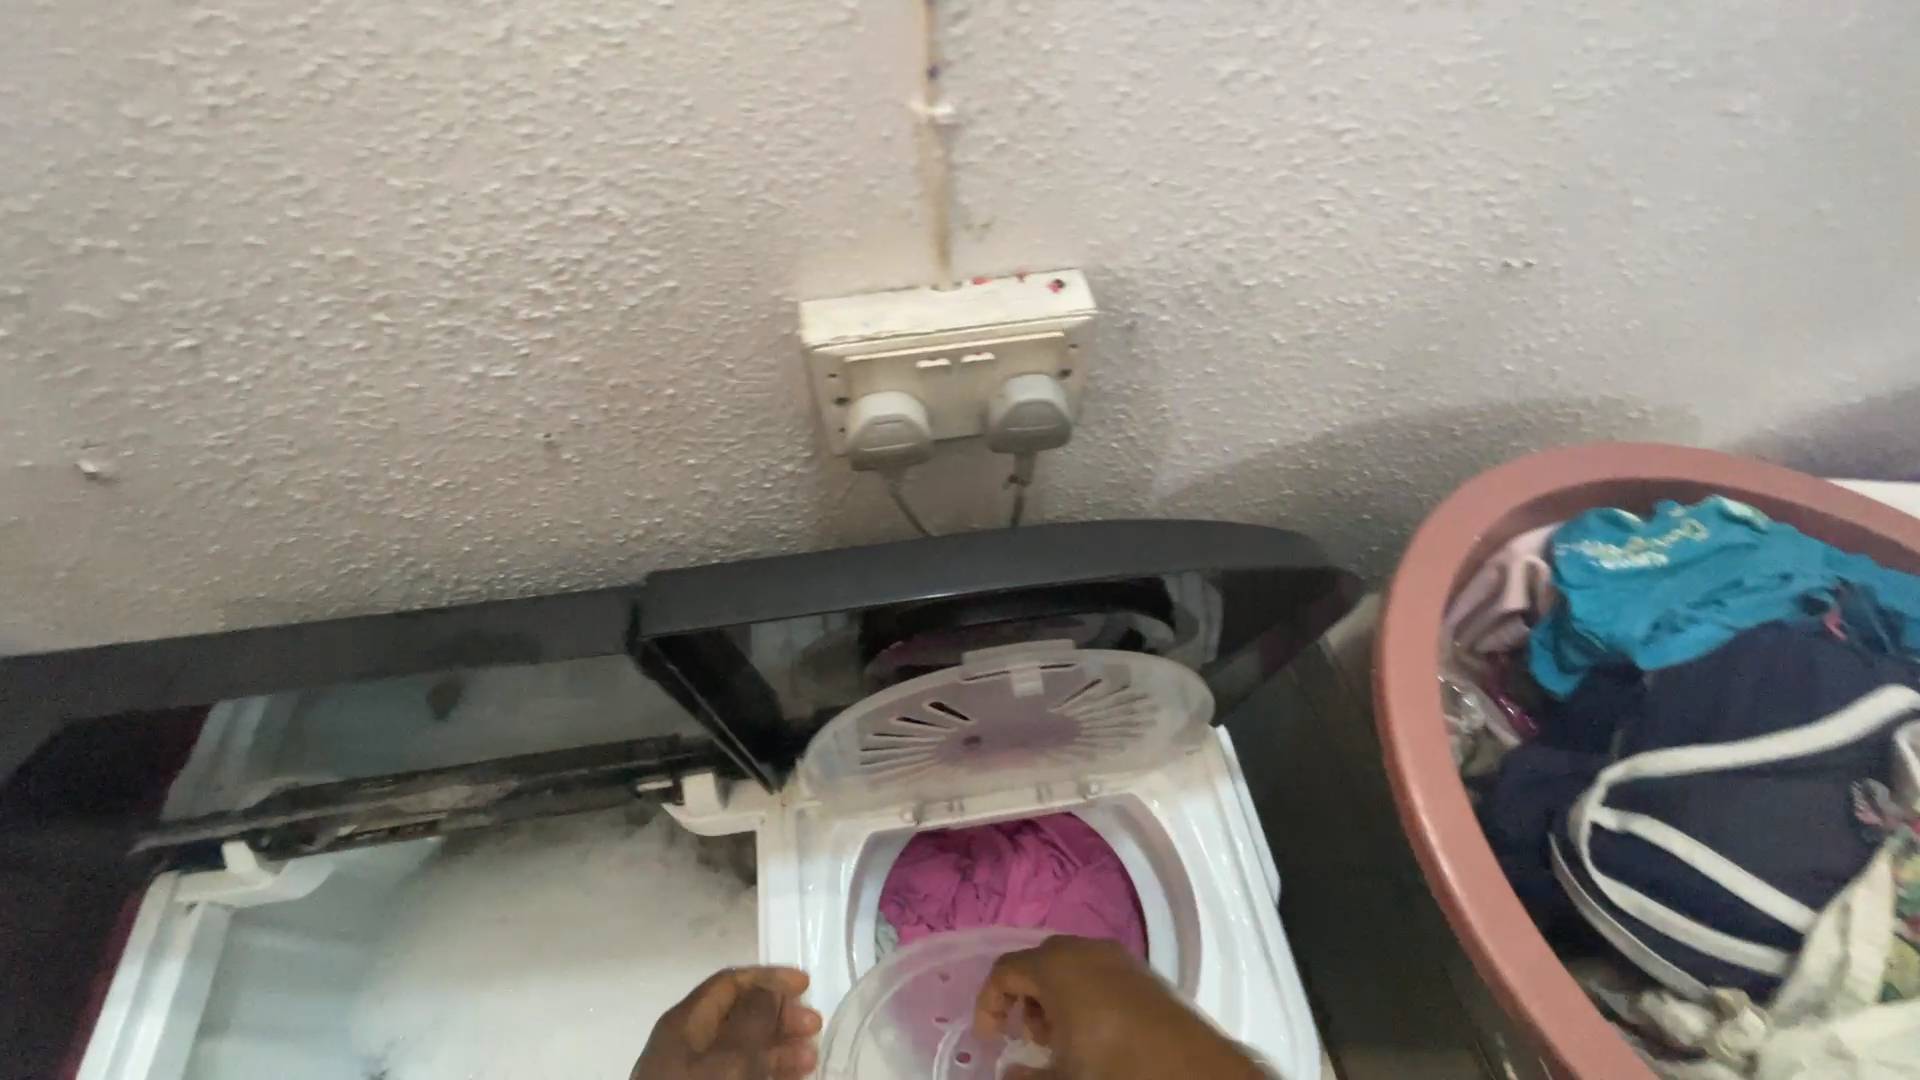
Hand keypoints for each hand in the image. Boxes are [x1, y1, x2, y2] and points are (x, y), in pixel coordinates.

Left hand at [632, 967, 822, 1079]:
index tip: (807, 987)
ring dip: (778, 1050)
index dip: (770, 979)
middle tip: (814, 1028)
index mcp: (684, 1025)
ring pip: (739, 1052)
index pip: (730, 983)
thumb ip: (755, 1016)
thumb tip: (767, 990)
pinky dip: (765, 1076)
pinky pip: (736, 1078)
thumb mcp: (733, 1060)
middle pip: (737, 1016)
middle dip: (779, 1017)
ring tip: (809, 1062)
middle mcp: (683, 1048)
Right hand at [972, 937, 1263, 1079]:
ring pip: (1071, 967)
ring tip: (1064, 1044)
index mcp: (1055, 965)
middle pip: (1039, 963)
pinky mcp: (1143, 973)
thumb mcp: (1061, 1078)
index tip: (990, 1040)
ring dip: (1056, 1000)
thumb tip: (1009, 1074)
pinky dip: (1085, 997)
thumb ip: (1025, 1077)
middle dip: (1026, 1000)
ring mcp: (1117, 957)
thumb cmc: (1114, 1068)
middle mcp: (1083, 949)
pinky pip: (1099, 974)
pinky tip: (1097, 1037)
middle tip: (1030, 1040)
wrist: (1192, 1072)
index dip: (989, 1003)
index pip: (1005, 969)